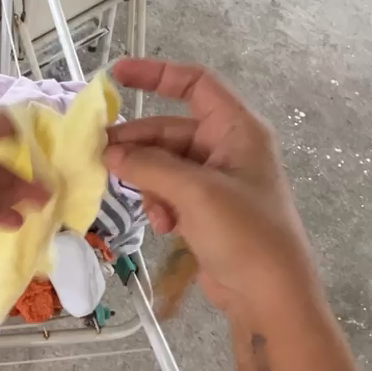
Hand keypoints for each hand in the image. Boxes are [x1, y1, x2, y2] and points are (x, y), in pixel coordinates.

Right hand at [105, 58, 315, 313]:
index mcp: (237, 129)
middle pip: (168, 131)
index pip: (194, 84)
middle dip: (137, 147)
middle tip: (101, 159)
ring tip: (151, 209)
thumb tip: (109, 152)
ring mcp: (215, 182)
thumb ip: (148, 165)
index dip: (156, 75)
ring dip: (148, 184)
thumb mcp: (195, 192)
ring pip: (162, 166)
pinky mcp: (205, 211)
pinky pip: (168, 193)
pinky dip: (159, 205)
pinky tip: (164, 226)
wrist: (269, 296)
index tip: (114, 76)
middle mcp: (226, 149)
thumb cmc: (245, 233)